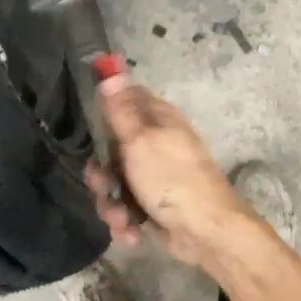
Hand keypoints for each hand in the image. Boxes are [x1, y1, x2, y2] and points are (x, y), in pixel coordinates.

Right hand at [87, 75, 251, 267]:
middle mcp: (156, 143)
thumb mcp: (140, 141)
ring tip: (122, 219)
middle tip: (104, 185)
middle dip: (102, 174)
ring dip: (112, 204)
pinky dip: (127, 222)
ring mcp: (155, 176)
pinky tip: (133, 232)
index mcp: (158, 120)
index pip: (125, 99)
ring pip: (115, 183)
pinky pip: (127, 207)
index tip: (92, 129)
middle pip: (112, 149)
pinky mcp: (154, 205)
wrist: (207, 234)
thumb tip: (112, 66)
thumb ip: (120, 109)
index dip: (105, 111)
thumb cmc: (172, 180)